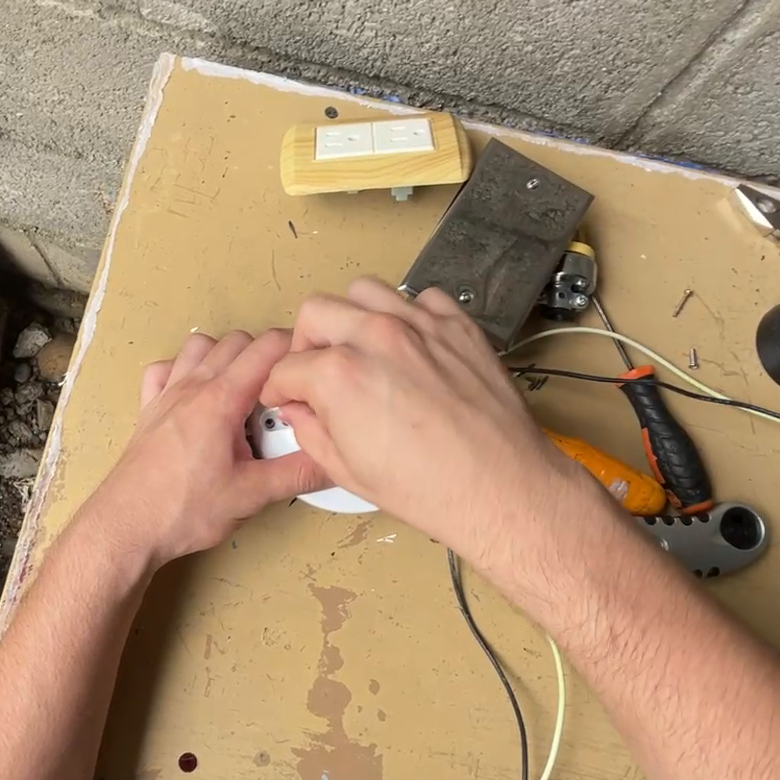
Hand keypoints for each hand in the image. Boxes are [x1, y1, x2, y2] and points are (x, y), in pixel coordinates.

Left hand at [82, 329, 328, 571]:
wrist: (126, 527)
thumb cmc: (182, 510)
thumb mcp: (251, 496)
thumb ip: (297, 474)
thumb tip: (333, 461)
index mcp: (220, 399)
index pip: (267, 347)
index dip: (295, 352)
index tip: (308, 375)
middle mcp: (192, 386)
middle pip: (237, 341)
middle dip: (266, 357)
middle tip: (281, 395)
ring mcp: (166, 394)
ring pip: (200, 346)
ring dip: (226, 357)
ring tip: (242, 393)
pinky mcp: (148, 410)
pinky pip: (165, 370)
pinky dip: (184, 370)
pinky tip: (196, 396)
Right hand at [260, 277, 620, 583]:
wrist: (499, 487)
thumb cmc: (430, 488)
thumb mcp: (347, 471)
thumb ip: (310, 432)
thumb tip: (301, 413)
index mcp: (339, 375)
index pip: (286, 366)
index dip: (279, 388)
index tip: (287, 397)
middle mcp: (376, 337)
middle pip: (315, 312)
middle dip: (305, 343)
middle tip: (314, 370)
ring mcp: (420, 325)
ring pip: (364, 291)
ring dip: (352, 317)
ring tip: (359, 348)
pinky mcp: (457, 326)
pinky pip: (421, 299)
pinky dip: (407, 316)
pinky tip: (409, 346)